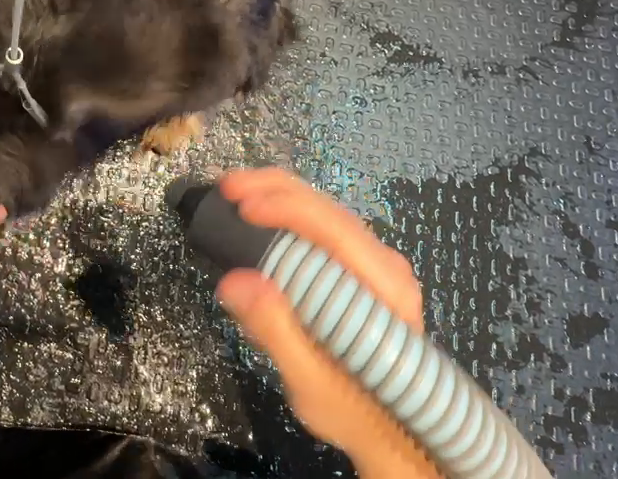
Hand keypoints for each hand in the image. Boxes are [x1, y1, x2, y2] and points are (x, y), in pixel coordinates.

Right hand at [213, 168, 440, 478]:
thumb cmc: (353, 409)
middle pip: (326, 208)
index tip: (241, 205)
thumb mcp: (311, 383)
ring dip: (278, 195)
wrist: (390, 430)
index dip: (286, 207)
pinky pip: (322, 225)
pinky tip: (260, 213)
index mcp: (383, 287)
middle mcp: (384, 262)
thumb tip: (233, 280)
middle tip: (227, 187)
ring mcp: (374, 261)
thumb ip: (277, 332)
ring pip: (324, 209)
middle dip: (274, 190)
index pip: (333, 228)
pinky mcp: (360, 267)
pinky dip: (287, 211)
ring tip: (235, 193)